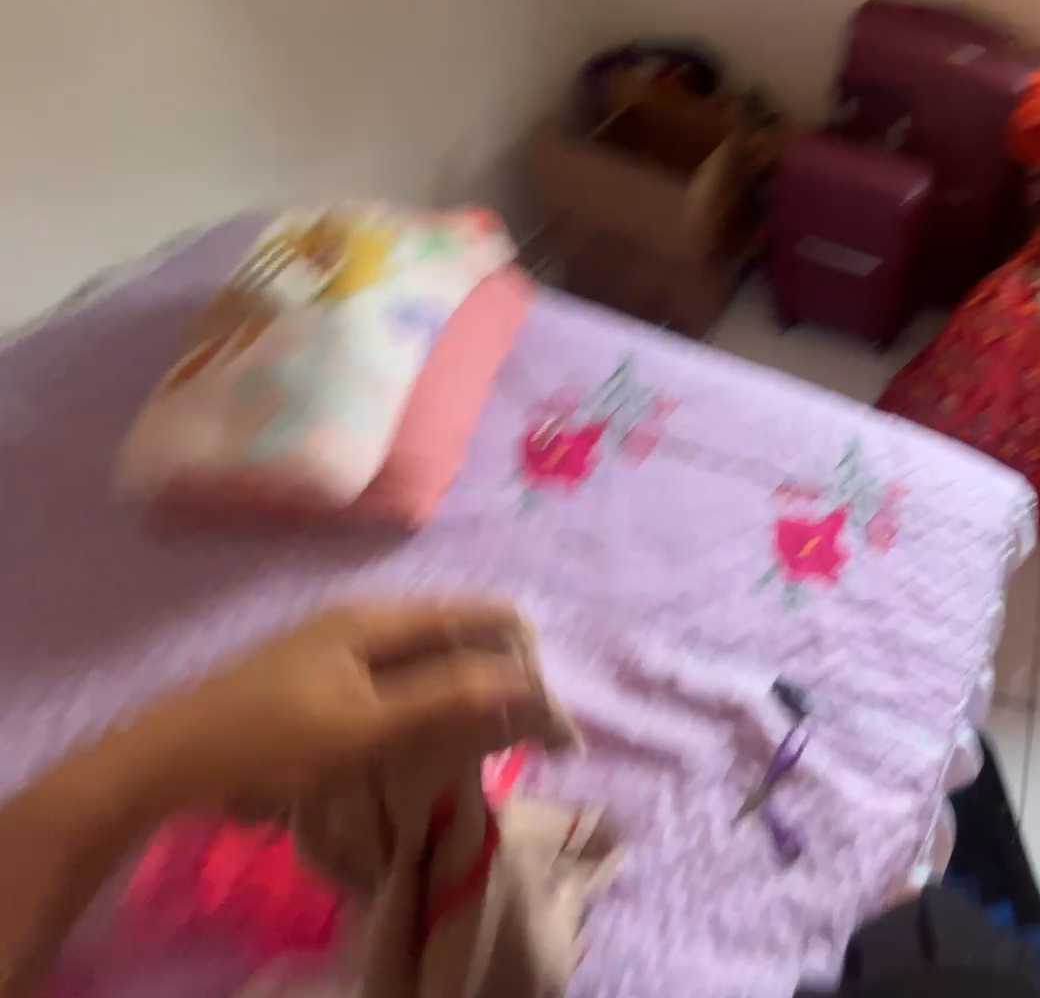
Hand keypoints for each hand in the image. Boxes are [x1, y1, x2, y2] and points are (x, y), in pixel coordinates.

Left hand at [125, 600, 535, 810]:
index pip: (470, 612)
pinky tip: (433, 717)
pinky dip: (426, 689)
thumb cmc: (269, 740)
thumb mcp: (367, 724)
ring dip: (458, 679)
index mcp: (376, 618)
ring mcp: (338, 644)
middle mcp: (362, 619)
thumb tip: (524, 680)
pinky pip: (397, 670)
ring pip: (423, 652)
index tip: (543, 675)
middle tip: (519, 702)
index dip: (511, 639)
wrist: (152, 770)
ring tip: (486, 713)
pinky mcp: (323, 672)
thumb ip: (448, 698)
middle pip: (448, 629)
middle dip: (488, 662)